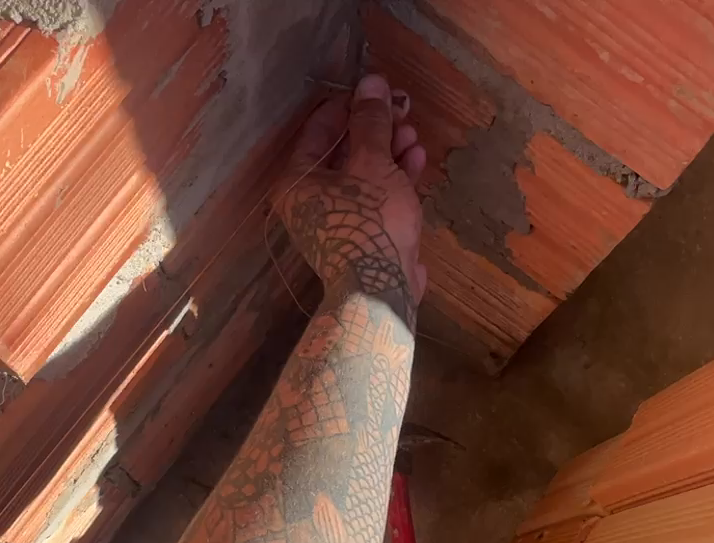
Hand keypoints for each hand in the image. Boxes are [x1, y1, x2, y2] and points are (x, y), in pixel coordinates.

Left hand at [274, 74, 427, 312]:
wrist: (380, 290)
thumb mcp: (372, 162)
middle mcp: (311, 203)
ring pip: (363, 175)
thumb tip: (372, 82)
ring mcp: (338, 223)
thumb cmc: (368, 221)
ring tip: (413, 134)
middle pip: (344, 153)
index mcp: (297, 183)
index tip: (378, 90)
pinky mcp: (363, 238)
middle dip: (376, 129)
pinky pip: (376, 198)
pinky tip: (415, 160)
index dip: (350, 105)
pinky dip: (394, 179)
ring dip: (390, 151)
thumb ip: (371, 121)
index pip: (319, 130)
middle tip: (403, 109)